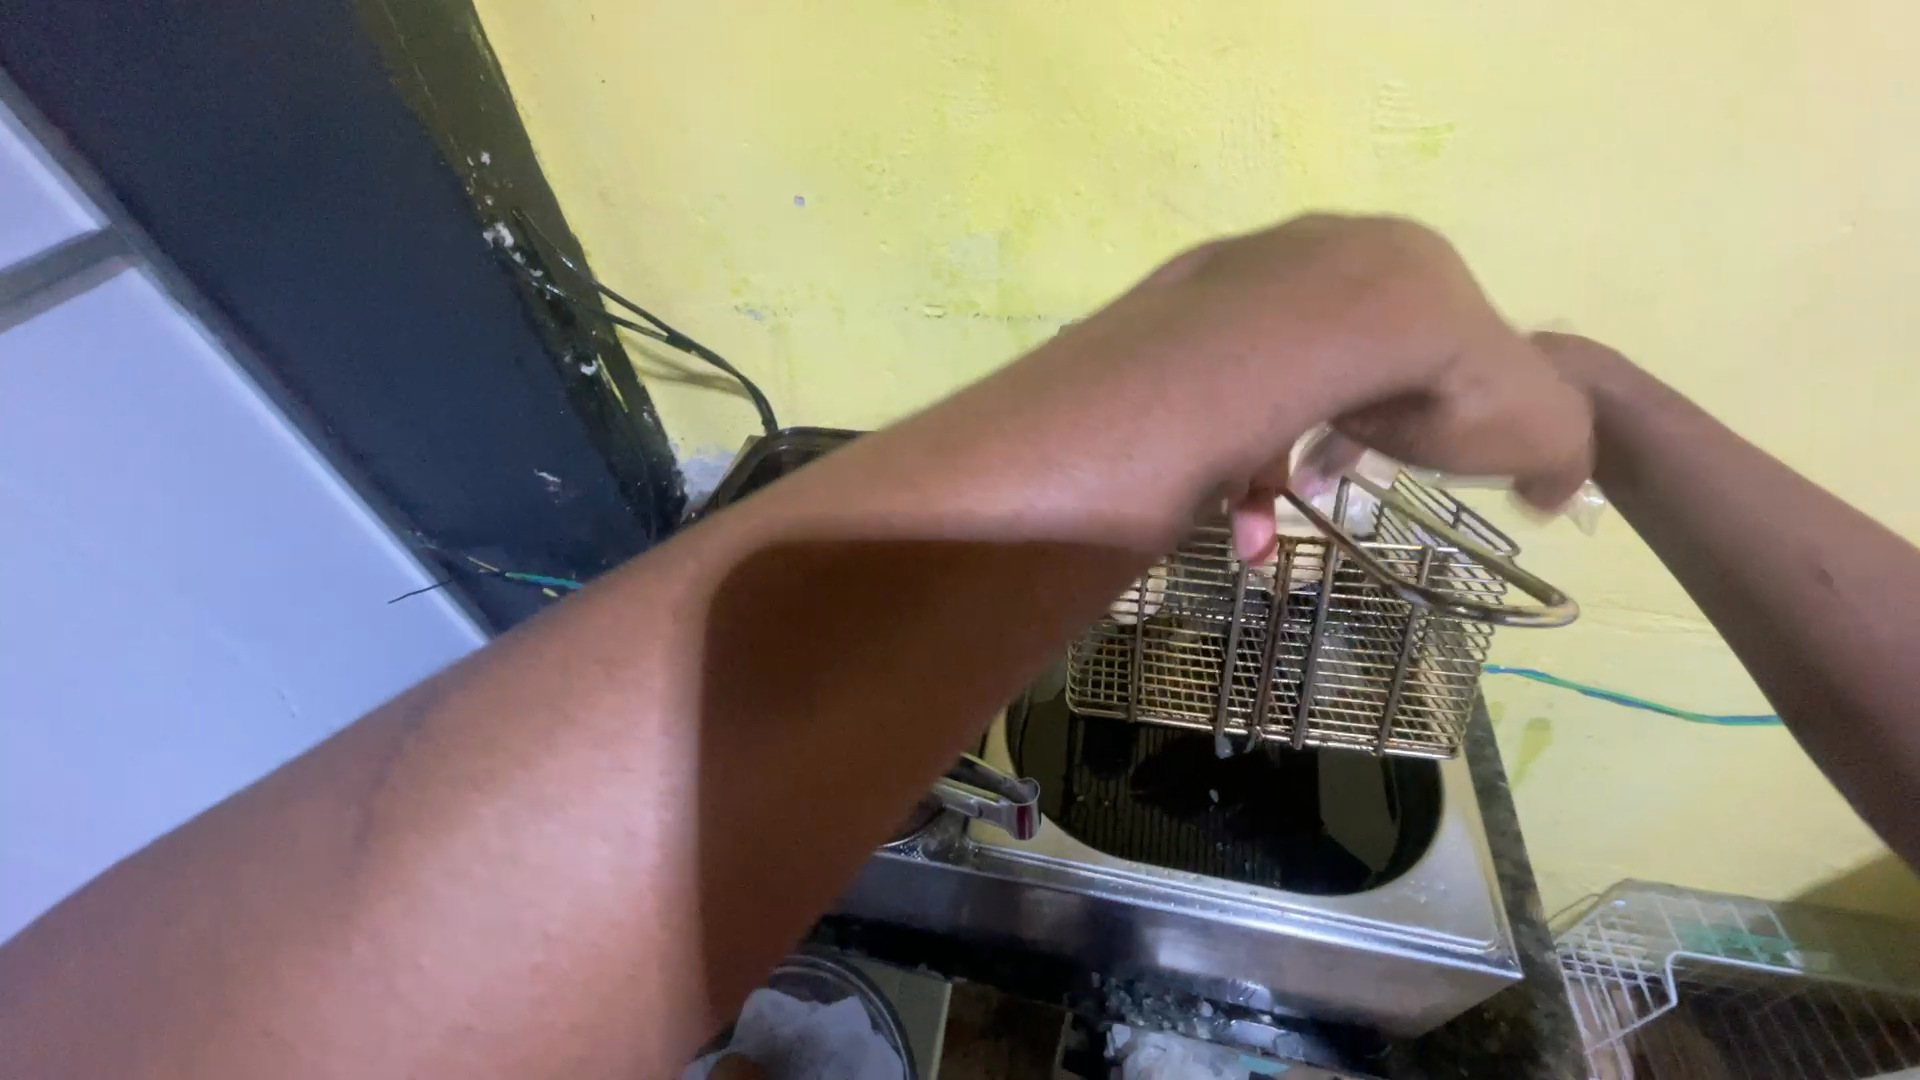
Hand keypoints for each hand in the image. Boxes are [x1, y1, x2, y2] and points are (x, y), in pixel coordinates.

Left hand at [1127, 215, 1595, 559]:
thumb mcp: (1536, 419)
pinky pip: (1201, 403)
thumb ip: (1555, 448)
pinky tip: (1234, 521)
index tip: (1388, 462)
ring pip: (1253, 392)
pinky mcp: (1179, 326)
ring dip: (1259, 472)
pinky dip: (1217, 466)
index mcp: (1400, 273)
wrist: (1322, 333)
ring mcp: (1239, 288)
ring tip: (1258, 528)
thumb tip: (1553, 488)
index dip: (1401, 414)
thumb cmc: (1435, 377)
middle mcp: (1313, 267)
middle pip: (1320, 369)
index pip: (1405, 346)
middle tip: (1313, 487)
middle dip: (1321, 442)